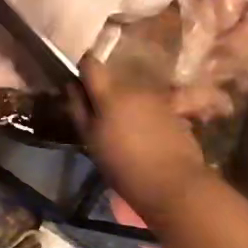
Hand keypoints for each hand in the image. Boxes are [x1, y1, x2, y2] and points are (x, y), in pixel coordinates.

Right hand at [67, 55, 212, 213]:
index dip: (83, 70)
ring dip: (126, 106)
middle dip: (105, 94)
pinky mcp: (175, 112)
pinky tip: (144, 138)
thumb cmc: (124, 166)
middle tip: (99, 117)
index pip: (91, 64)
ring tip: (123, 131)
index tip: (78, 84)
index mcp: (110, 93)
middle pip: (114, 81)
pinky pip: (151, 107)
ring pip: (134, 95)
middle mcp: (135, 88)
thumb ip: (79, 110)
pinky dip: (144, 117)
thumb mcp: (92, 141)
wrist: (175, 183)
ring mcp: (158, 98)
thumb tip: (72, 86)